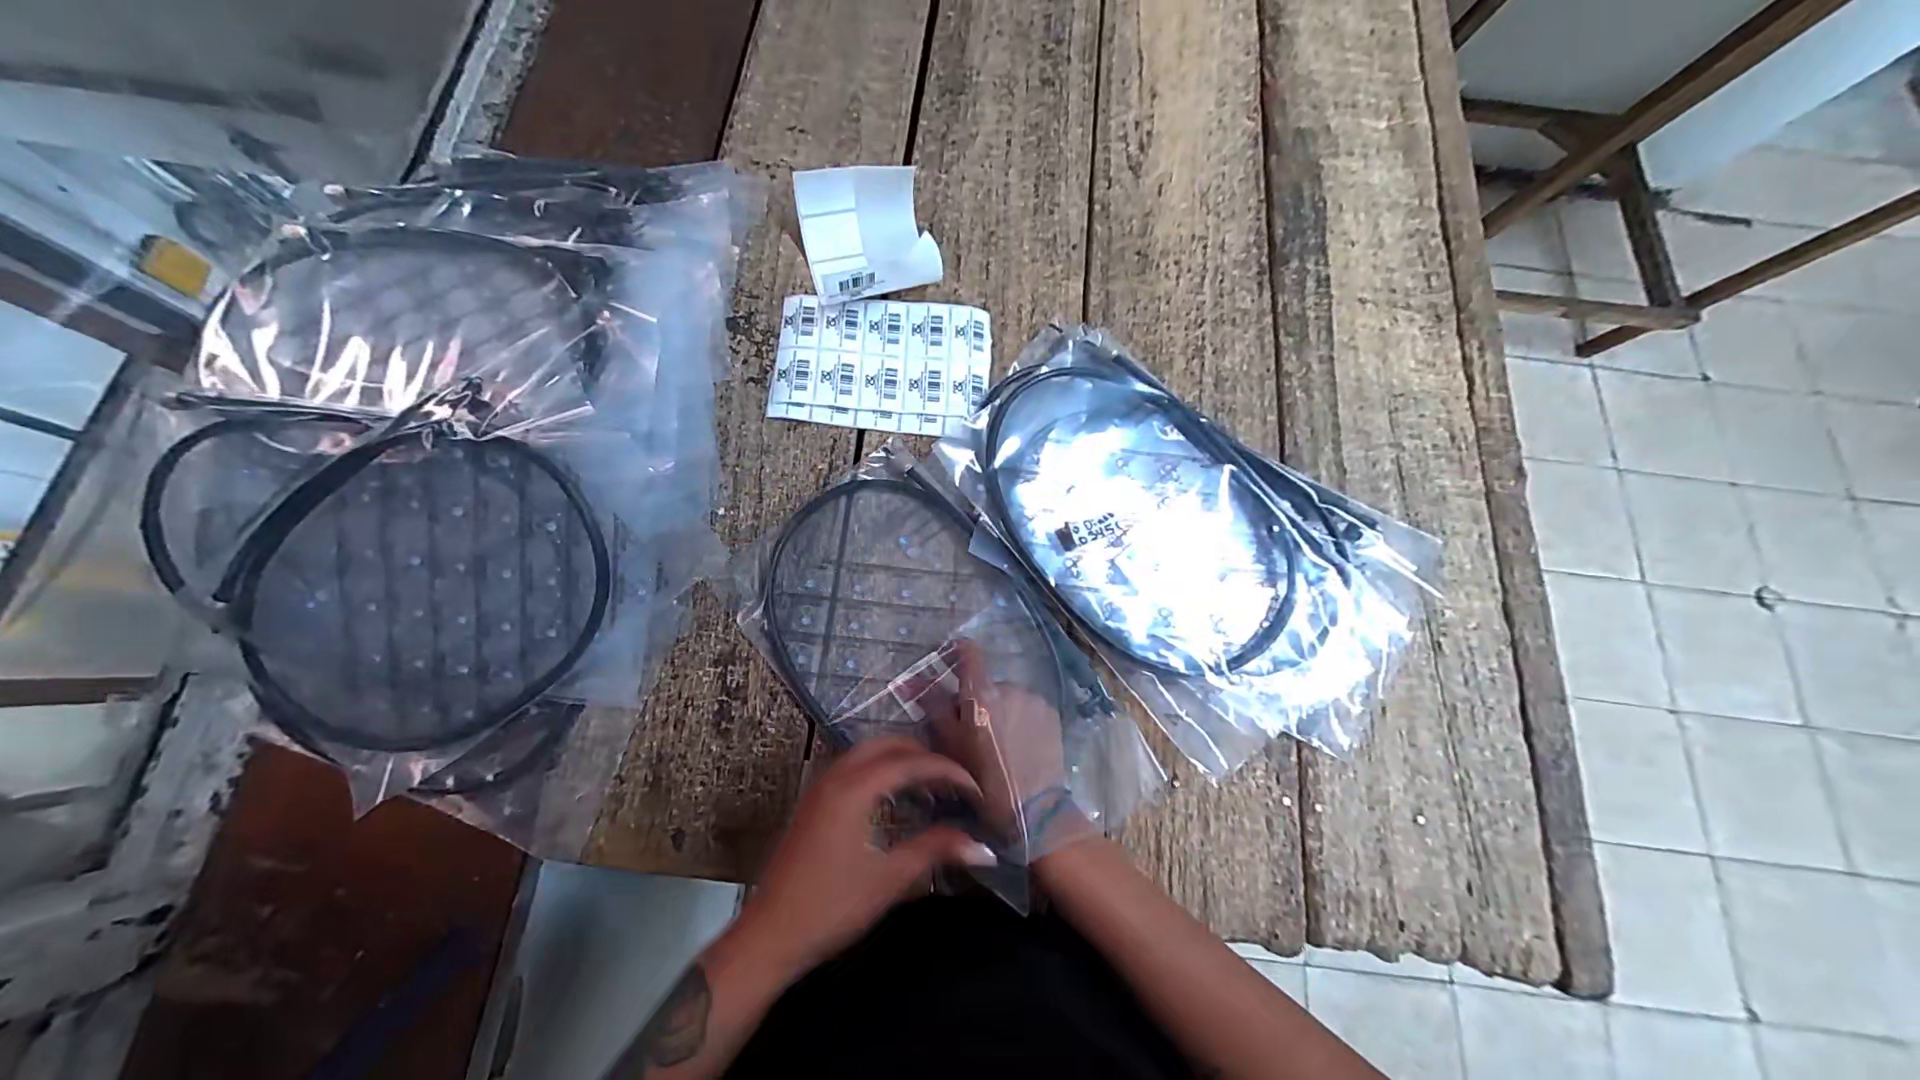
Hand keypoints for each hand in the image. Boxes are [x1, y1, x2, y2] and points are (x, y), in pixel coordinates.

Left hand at [733, 737, 995, 977]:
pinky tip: (895, 800)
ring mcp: (820, 788)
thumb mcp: (889, 880)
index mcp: (854, 789)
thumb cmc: (830, 907)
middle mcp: (835, 776)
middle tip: (954, 780)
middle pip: (887, 745)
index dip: (947, 771)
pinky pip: (853, 769)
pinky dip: (880, 771)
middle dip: (923, 755)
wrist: (769, 937)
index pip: (910, 763)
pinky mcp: (813, 803)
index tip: (976, 788)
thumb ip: (935, 851)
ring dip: (900, 761)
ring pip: (867, 754)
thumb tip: (982, 847)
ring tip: (931, 785)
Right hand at [923, 639, 1080, 850]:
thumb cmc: (984, 783)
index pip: (969, 653)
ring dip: (999, 710)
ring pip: (1007, 697)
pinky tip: (1018, 745)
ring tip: (997, 744)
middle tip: (970, 733)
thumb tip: (909, 681)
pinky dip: (1019, 718)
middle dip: (975, 701)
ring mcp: (1034, 700)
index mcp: (982, 695)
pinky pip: (1027, 707)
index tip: (946, 663)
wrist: (1034, 812)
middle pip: (985, 683)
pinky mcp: (1051, 714)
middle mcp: (1011, 688)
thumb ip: (932, 707)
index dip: (955, 653)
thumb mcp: (950, 746)